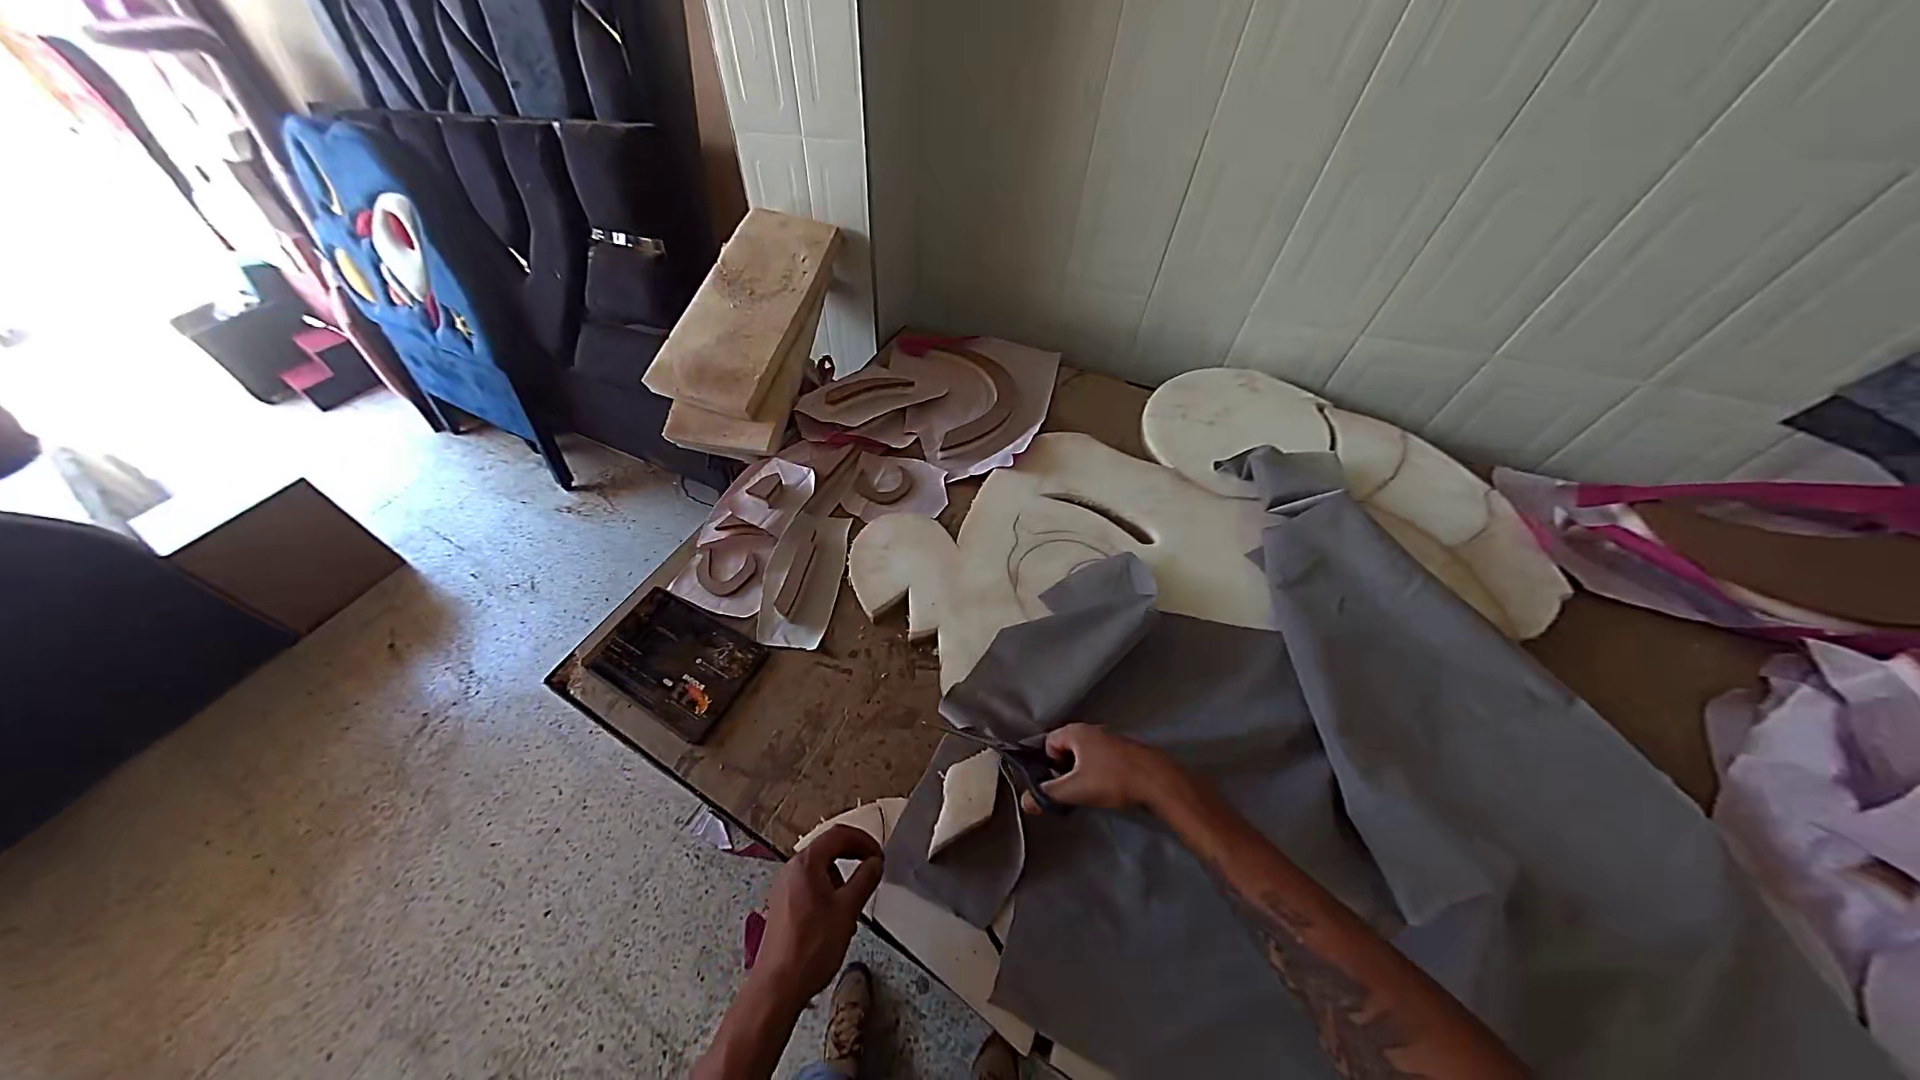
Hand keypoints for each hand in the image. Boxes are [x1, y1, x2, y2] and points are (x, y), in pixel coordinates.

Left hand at [749, 825, 882, 1007]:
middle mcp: (791, 870)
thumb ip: (865, 879)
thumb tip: (874, 863)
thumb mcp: (848, 909)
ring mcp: (784, 888)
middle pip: (827, 848)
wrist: (777, 986)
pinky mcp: (782, 905)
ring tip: (855, 898)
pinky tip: (836, 915)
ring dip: (841, 875)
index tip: (878, 854)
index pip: (839, 835)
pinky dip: (828, 889)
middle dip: (853, 854)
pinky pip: (809, 885)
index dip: (864, 840)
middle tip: (872, 866)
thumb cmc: (810, 948)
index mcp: (806, 864)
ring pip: (819, 868)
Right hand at [1021, 723, 1184, 813]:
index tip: (1056, 783)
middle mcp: (1092, 729)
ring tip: (1090, 791)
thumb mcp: (1075, 790)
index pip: (1048, 743)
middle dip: (1065, 769)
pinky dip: (1100, 771)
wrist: (1158, 781)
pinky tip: (1109, 787)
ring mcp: (1111, 737)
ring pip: (1086, 754)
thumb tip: (1024, 802)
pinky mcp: (1126, 750)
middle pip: (1067, 748)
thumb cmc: (1112, 780)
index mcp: (1076, 731)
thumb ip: (1047, 795)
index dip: (1047, 764)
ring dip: (1083, 771)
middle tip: (1071, 790)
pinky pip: (1103, 758)